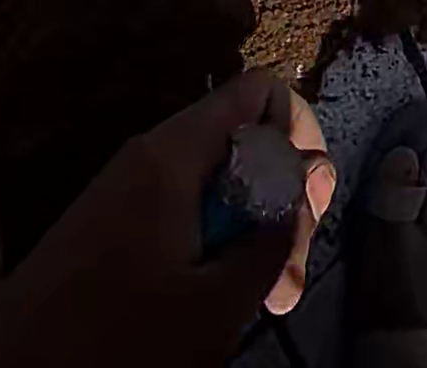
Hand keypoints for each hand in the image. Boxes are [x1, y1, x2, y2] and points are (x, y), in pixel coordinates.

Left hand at [0, 69, 332, 366]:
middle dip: (283, 191)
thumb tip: (311, 173)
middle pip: (248, 136)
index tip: (307, 193)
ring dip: (257, 224)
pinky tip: (227, 292)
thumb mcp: (215, 301)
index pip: (258, 91)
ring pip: (224, 174)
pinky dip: (221, 235)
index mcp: (177, 150)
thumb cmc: (115, 337)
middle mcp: (159, 148)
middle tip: (293, 265)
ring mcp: (139, 178)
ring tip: (270, 295)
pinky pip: (193, 199)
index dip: (297, 126)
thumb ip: (274, 231)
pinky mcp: (125, 210)